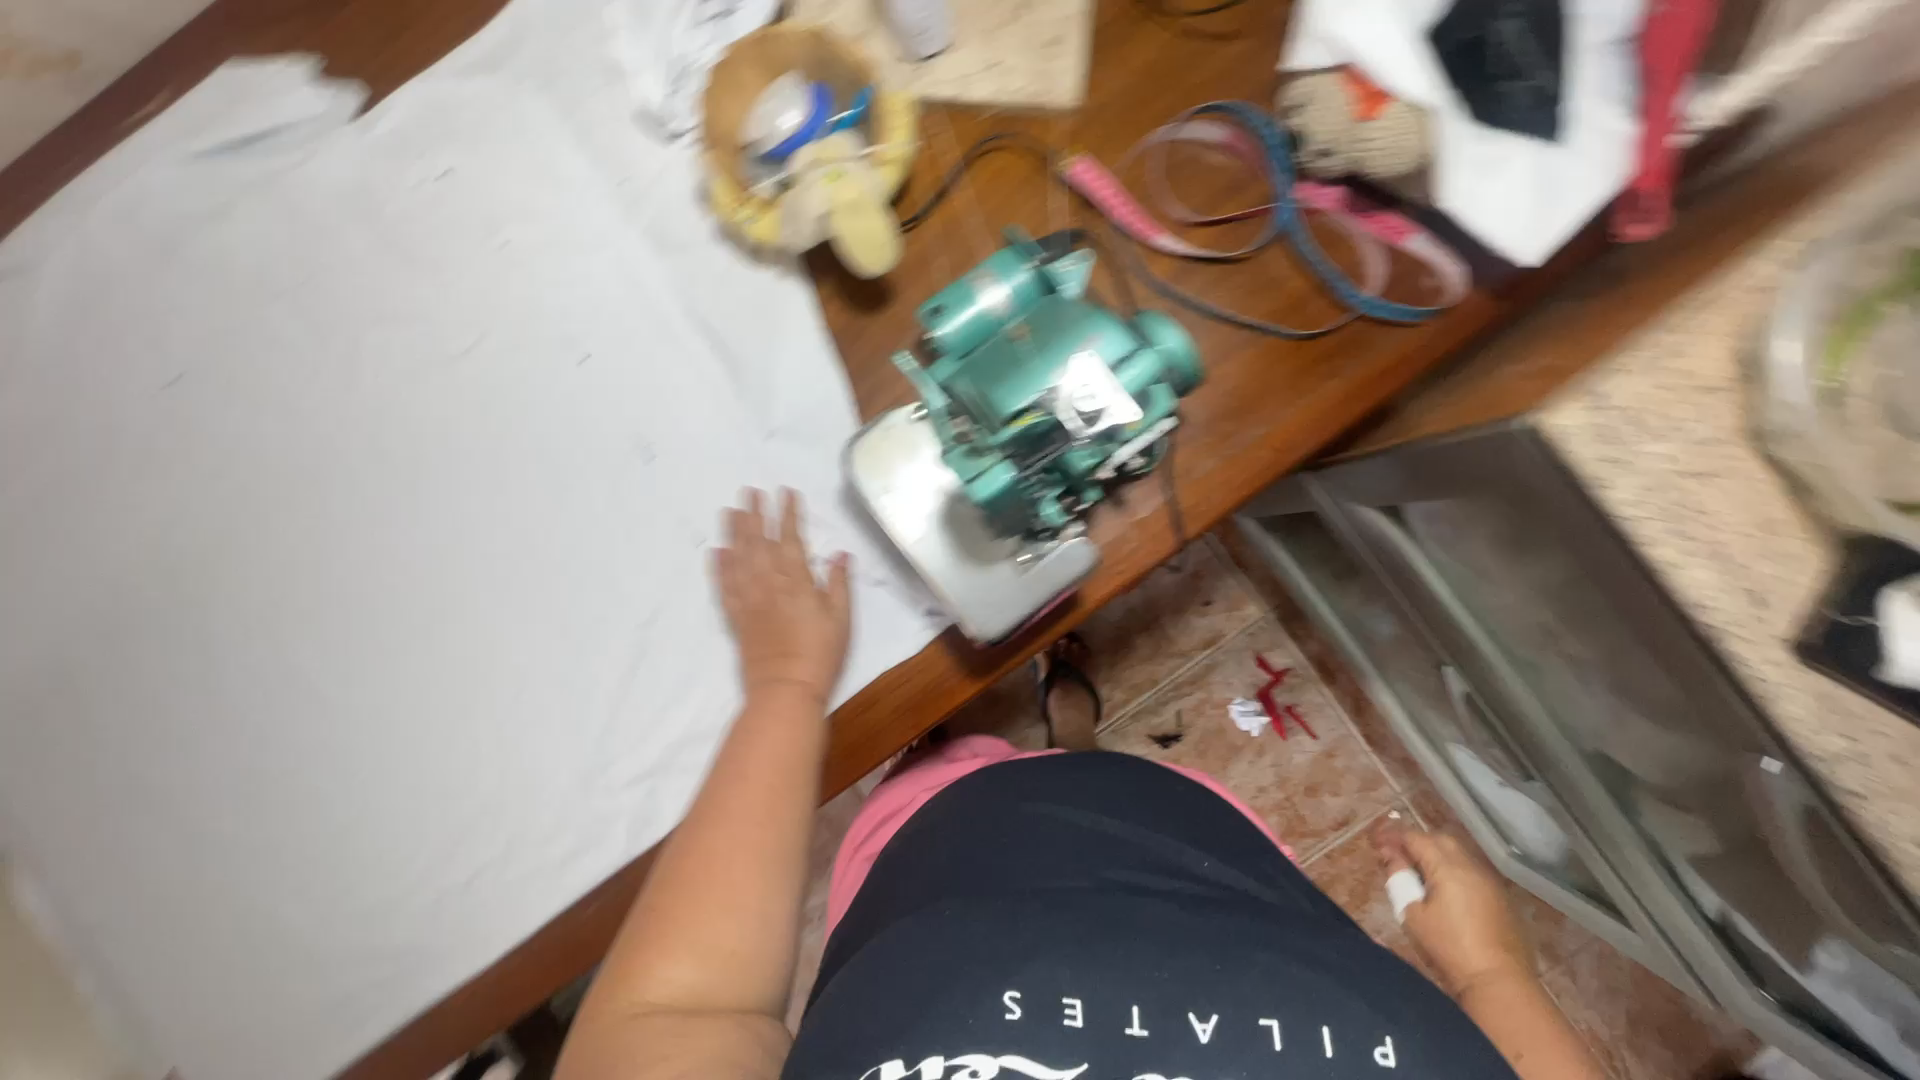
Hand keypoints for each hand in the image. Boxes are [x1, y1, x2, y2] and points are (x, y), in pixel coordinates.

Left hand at [712, 488, 851, 707]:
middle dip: (755, 514)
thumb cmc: (820, 654)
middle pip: (759, 541)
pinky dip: (718, 567)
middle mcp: (768, 583)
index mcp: (797, 580)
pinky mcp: (735, 618)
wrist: (784, 689)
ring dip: (734, 532)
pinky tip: (716, 552)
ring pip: (738, 557)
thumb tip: (839, 554)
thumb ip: (839, 584)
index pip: (790, 538)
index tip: (785, 492)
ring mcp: (748, 599)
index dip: (788, 513)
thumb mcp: (841, 618)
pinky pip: (723, 586)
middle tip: (750, 491)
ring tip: (730, 510)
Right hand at [1374, 822, 1534, 999]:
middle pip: (1440, 839)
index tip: (1375, 842)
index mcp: (1448, 868)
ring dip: (1436, 853)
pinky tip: (1444, 887)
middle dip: (1415, 841)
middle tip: (1396, 854)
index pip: (1415, 837)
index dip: (1392, 836)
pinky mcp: (1501, 898)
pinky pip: (1472, 869)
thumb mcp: (1412, 914)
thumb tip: (1392, 857)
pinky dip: (1453, 868)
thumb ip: (1400, 879)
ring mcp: (1491, 882)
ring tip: (1418, 869)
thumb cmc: (1449, 949)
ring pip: (1459, 853)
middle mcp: (1472, 867)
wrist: (1499, 982)